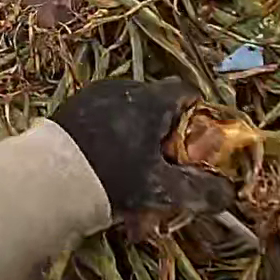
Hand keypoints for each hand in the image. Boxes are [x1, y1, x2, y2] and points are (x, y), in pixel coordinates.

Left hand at [50, 78, 233, 214]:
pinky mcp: (73, 105)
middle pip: (157, 102)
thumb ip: (200, 190)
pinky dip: (113, 134)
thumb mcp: (161, 189)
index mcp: (150, 100)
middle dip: (165, 131)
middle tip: (165, 163)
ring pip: (129, 110)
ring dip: (137, 134)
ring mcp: (95, 94)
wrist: (50, 178)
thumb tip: (229, 192)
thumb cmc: (113, 178)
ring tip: (133, 168)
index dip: (197, 114)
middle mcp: (123, 87)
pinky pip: (104, 115)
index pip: (185, 91)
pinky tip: (106, 162)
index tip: (197, 142)